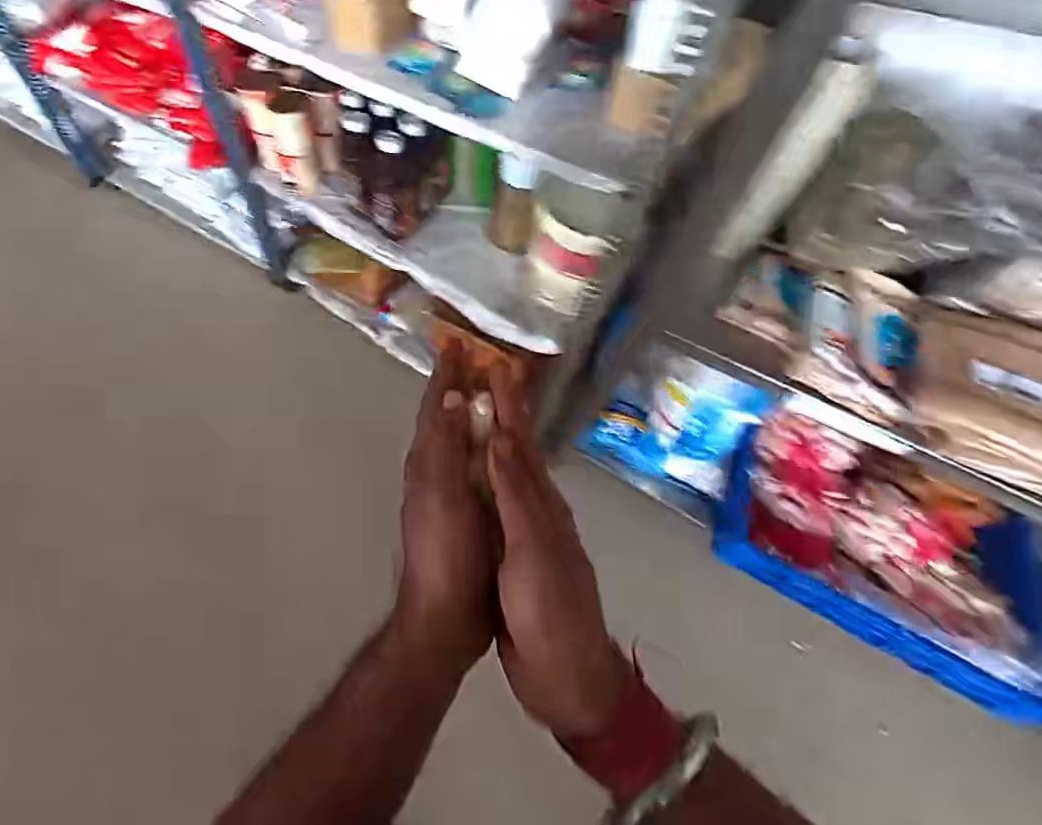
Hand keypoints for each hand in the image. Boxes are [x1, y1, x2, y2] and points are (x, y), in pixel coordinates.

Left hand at [391, 341, 495, 675]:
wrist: (445, 616)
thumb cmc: (446, 554)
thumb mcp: (443, 496)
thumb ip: (445, 447)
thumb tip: (450, 395)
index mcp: (427, 462)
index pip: (434, 405)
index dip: (445, 373)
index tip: (457, 342)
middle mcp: (432, 469)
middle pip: (444, 416)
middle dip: (458, 384)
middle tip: (478, 356)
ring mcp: (447, 490)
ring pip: (458, 436)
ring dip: (470, 408)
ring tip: (490, 388)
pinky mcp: (465, 508)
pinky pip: (472, 460)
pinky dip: (483, 439)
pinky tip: (498, 443)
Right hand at [485, 365, 628, 742]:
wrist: (565, 679)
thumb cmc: (550, 613)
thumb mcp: (534, 554)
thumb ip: (517, 498)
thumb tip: (501, 439)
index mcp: (540, 504)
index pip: (521, 441)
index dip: (510, 402)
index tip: (496, 362)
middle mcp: (535, 508)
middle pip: (518, 447)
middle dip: (504, 408)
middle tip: (486, 370)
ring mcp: (524, 530)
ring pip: (507, 470)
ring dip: (495, 433)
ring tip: (479, 406)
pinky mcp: (510, 552)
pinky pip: (496, 498)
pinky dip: (486, 472)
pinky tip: (476, 470)